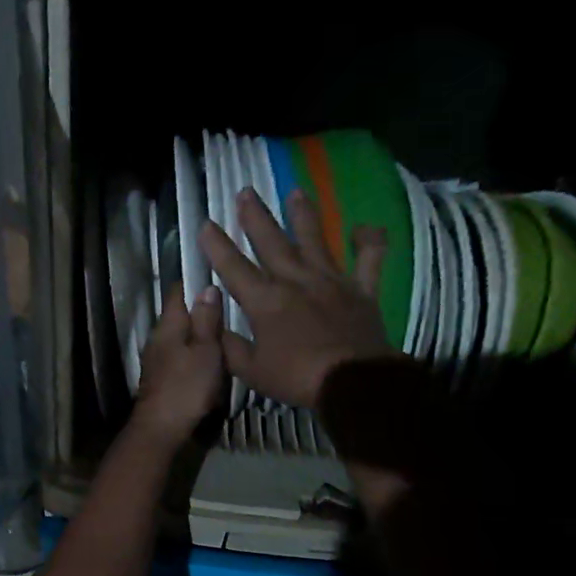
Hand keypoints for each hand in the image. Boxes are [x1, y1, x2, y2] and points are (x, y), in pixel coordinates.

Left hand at [130, 283, 225, 446]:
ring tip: (225, 339)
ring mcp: (156, 359)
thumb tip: (206, 286)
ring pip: (181, 338)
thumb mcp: (206, 350)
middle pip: (181, 316)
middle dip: (202, 313)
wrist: (161, 428)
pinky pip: (180, 358)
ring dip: (200, 338)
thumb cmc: (187, 386)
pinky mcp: (160, 378)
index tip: (219, 280)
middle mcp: (158, 337)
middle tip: (231, 313)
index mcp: (168, 324)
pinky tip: (210, 365)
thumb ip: (207, 319)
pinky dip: (194, 357)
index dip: (196, 282)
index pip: (178, 290)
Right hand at [200, 187, 394, 407]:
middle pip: (272, 243)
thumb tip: (213, 325)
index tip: (206, 224)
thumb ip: (229, 346)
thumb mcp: (251, 371)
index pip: (233, 268)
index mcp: (265, 301)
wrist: (351, 383)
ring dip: (303, 215)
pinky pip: (369, 260)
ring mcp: (331, 281)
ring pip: (315, 240)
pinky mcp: (361, 290)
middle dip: (255, 218)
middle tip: (245, 192)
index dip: (217, 246)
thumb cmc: (295, 378)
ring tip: (295, 193)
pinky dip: (369, 242)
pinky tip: (365, 227)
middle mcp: (295, 281)